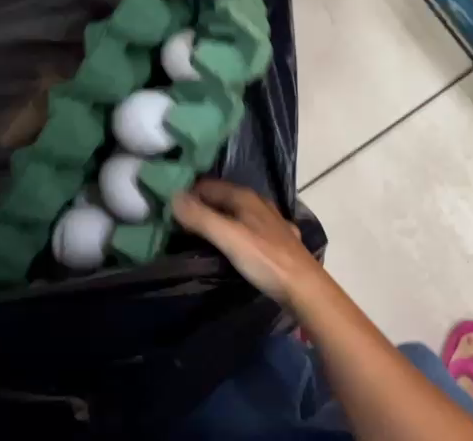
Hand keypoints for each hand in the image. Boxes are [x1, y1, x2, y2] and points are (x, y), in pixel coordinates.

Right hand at [173, 179, 325, 305]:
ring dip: (217, 221)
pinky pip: (247, 229)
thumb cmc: (265, 259)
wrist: (304, 287)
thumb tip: (172, 196)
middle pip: (222, 199)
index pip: (207, 185)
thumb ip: (200, 217)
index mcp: (245, 197)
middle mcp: (258, 203)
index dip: (187, 195)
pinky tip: (229, 247)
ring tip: (196, 237)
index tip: (167, 210)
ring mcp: (269, 221)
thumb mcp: (228, 237)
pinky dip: (234, 233)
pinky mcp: (276, 240)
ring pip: (236, 214)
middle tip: (177, 225)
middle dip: (201, 207)